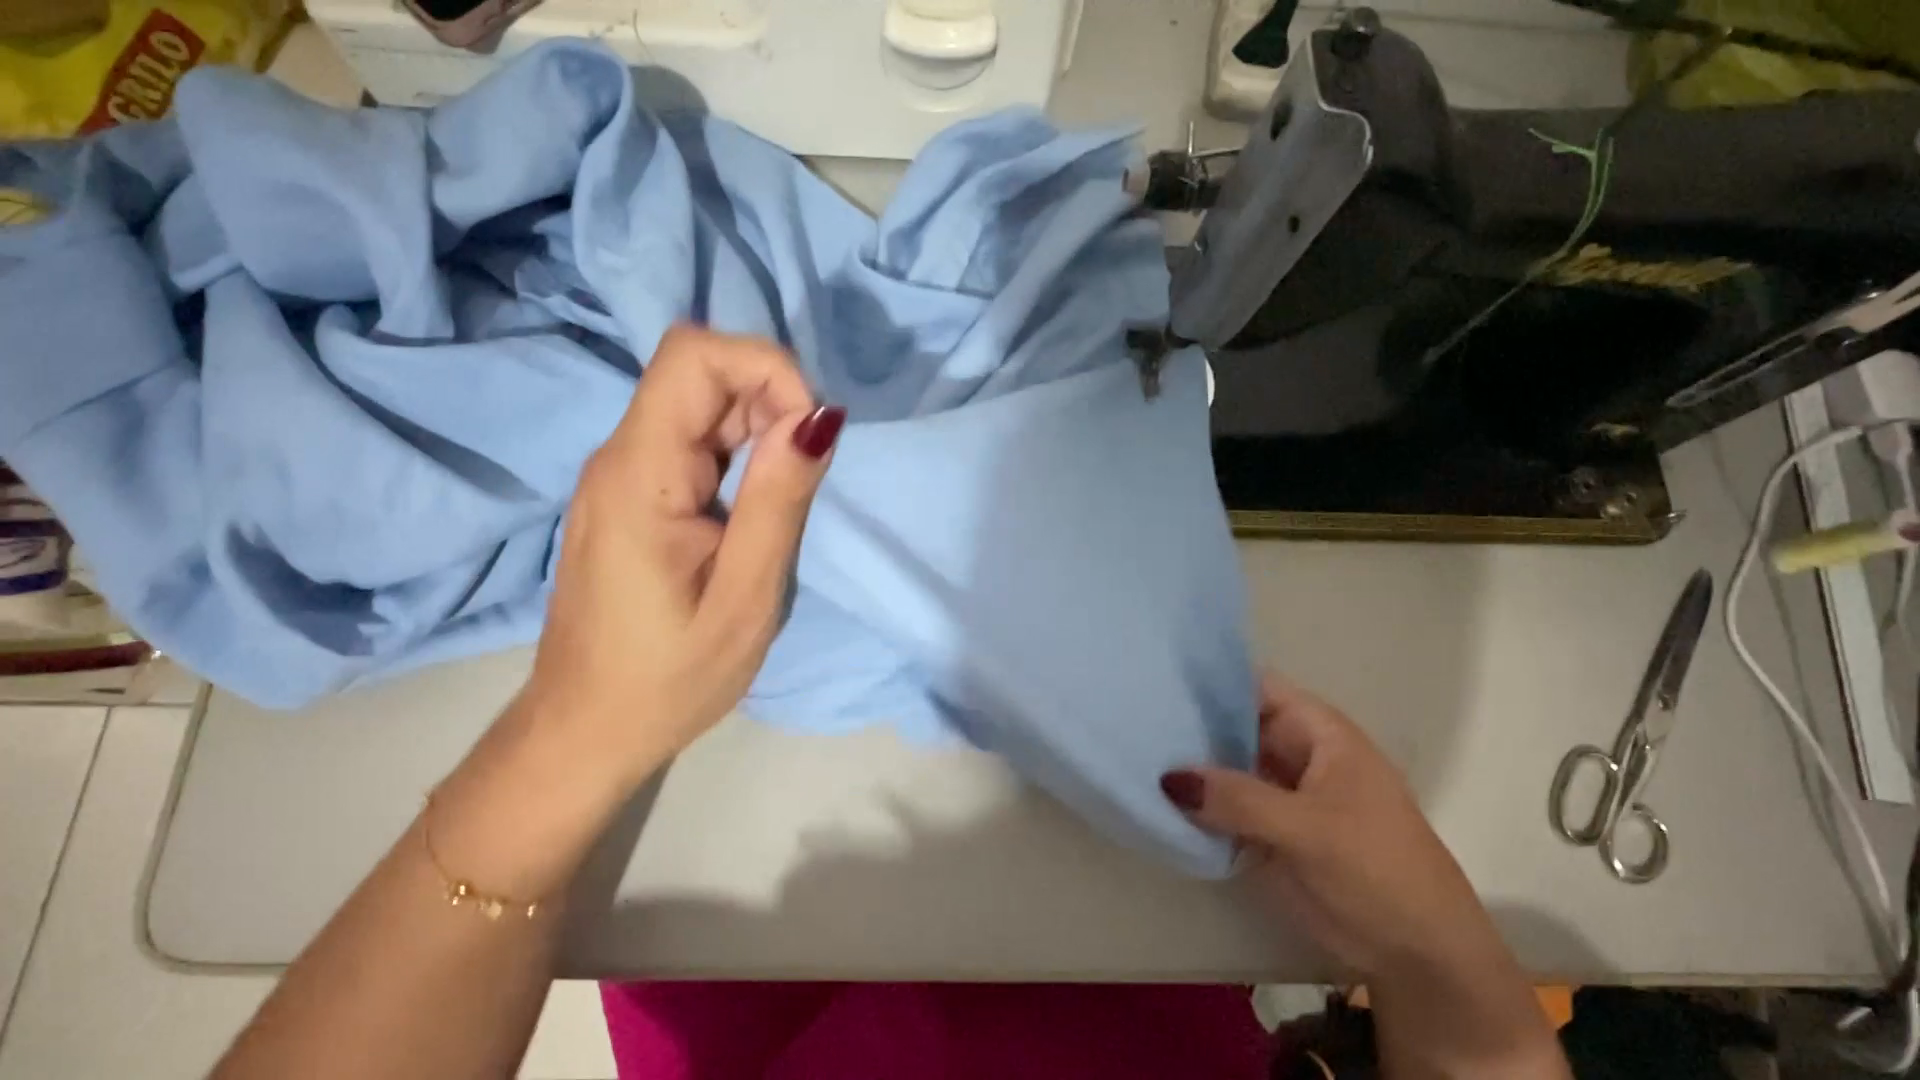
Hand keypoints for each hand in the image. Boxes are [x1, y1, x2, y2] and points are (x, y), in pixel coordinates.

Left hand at [518, 324, 843, 784]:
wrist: (588, 728)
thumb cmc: (670, 677)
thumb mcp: (745, 597)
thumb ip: (778, 499)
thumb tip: (821, 416)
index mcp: (639, 474)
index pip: (694, 355)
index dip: (764, 366)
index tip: (809, 432)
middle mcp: (620, 456)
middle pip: (698, 372)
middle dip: (769, 399)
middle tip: (804, 475)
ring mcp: (620, 474)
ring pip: (698, 405)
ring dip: (757, 428)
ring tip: (781, 500)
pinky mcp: (631, 496)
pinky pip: (690, 443)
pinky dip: (737, 453)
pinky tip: (753, 508)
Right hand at [1159, 674, 1498, 982]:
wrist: (1417, 953)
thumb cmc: (1377, 870)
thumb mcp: (1309, 829)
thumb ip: (1238, 799)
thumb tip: (1167, 777)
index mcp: (1319, 733)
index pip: (1255, 687)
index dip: (1209, 677)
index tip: (1152, 674)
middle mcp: (1295, 754)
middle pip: (1233, 724)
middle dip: (1186, 721)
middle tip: (1125, 715)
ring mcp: (1280, 795)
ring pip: (1224, 767)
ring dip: (1185, 765)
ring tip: (1125, 751)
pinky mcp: (1267, 833)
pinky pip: (1223, 808)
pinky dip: (1193, 805)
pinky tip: (1149, 798)